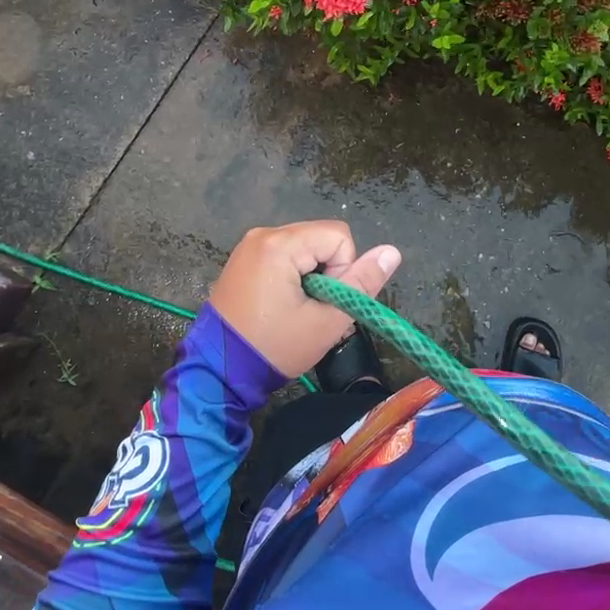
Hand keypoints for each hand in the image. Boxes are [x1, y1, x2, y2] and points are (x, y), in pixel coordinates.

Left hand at [209, 221, 402, 377]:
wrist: (216, 375)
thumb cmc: (275, 347)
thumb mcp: (327, 321)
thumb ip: (362, 284)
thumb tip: (393, 251)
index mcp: (281, 243)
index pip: (340, 237)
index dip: (342, 271)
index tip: (321, 303)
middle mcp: (263, 234)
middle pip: (321, 239)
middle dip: (327, 273)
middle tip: (309, 310)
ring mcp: (249, 246)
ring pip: (305, 248)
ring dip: (311, 276)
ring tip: (294, 310)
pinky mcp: (243, 260)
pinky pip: (284, 256)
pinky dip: (292, 276)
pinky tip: (280, 306)